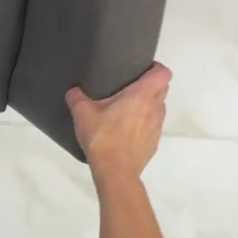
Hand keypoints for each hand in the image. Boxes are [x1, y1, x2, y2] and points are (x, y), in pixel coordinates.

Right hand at [67, 63, 171, 182]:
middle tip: (129, 86)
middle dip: (150, 84)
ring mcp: (157, 127)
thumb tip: (74, 91)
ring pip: (159, 107)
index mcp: (141, 96)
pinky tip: (126, 129)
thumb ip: (77, 97)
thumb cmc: (102, 137)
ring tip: (126, 108)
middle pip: (163, 88)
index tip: (141, 68)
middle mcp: (154, 109)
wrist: (115, 170)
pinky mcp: (154, 142)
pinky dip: (144, 122)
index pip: (162, 73)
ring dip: (148, 104)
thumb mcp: (82, 113)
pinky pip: (153, 125)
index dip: (155, 67)